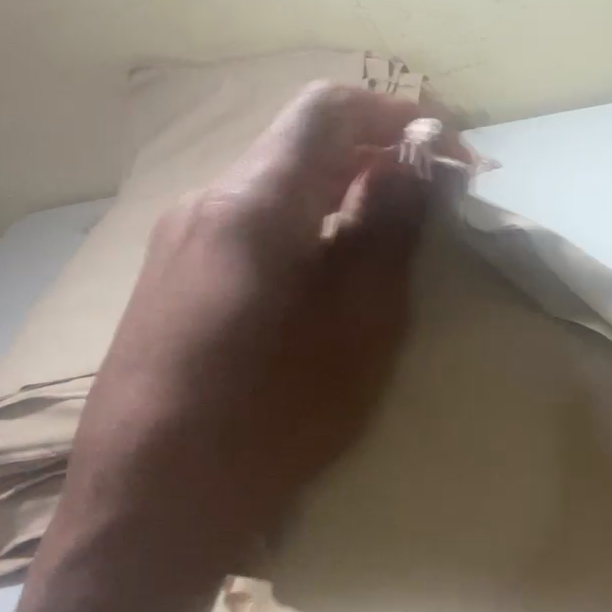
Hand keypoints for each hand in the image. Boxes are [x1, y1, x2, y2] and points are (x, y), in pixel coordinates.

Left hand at [55, 83, 450, 587]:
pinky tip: (347, 271)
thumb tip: (418, 151)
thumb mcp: (361, 321)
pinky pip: (263, 219)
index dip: (403, 113)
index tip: (459, 156)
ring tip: (410, 238)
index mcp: (254, 204)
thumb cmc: (275, 413)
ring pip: (286, 181)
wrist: (152, 502)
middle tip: (450, 199)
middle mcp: (210, 201)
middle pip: (308, 141)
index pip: (331, 109)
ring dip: (355, 190)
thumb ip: (390, 225)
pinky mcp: (181, 274)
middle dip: (387, 153)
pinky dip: (319, 221)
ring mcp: (187, 238)